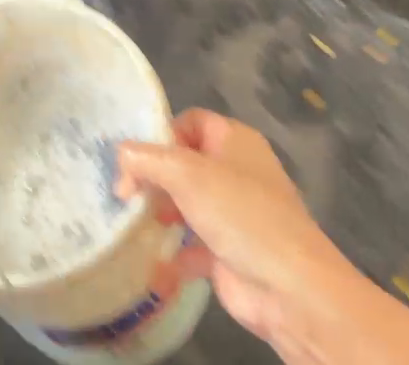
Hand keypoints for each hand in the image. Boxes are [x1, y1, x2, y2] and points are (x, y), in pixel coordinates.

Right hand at [117, 111, 348, 341]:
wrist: (289, 288)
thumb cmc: (240, 213)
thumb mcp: (184, 173)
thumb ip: (144, 159)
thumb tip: (120, 159)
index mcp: (235, 141)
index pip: (190, 121)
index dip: (162, 134)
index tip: (136, 158)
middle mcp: (236, 171)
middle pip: (184, 162)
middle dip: (153, 176)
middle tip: (126, 193)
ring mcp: (233, 213)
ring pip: (185, 202)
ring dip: (159, 212)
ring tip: (133, 222)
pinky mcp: (228, 251)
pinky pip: (191, 244)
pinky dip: (171, 252)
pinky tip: (150, 261)